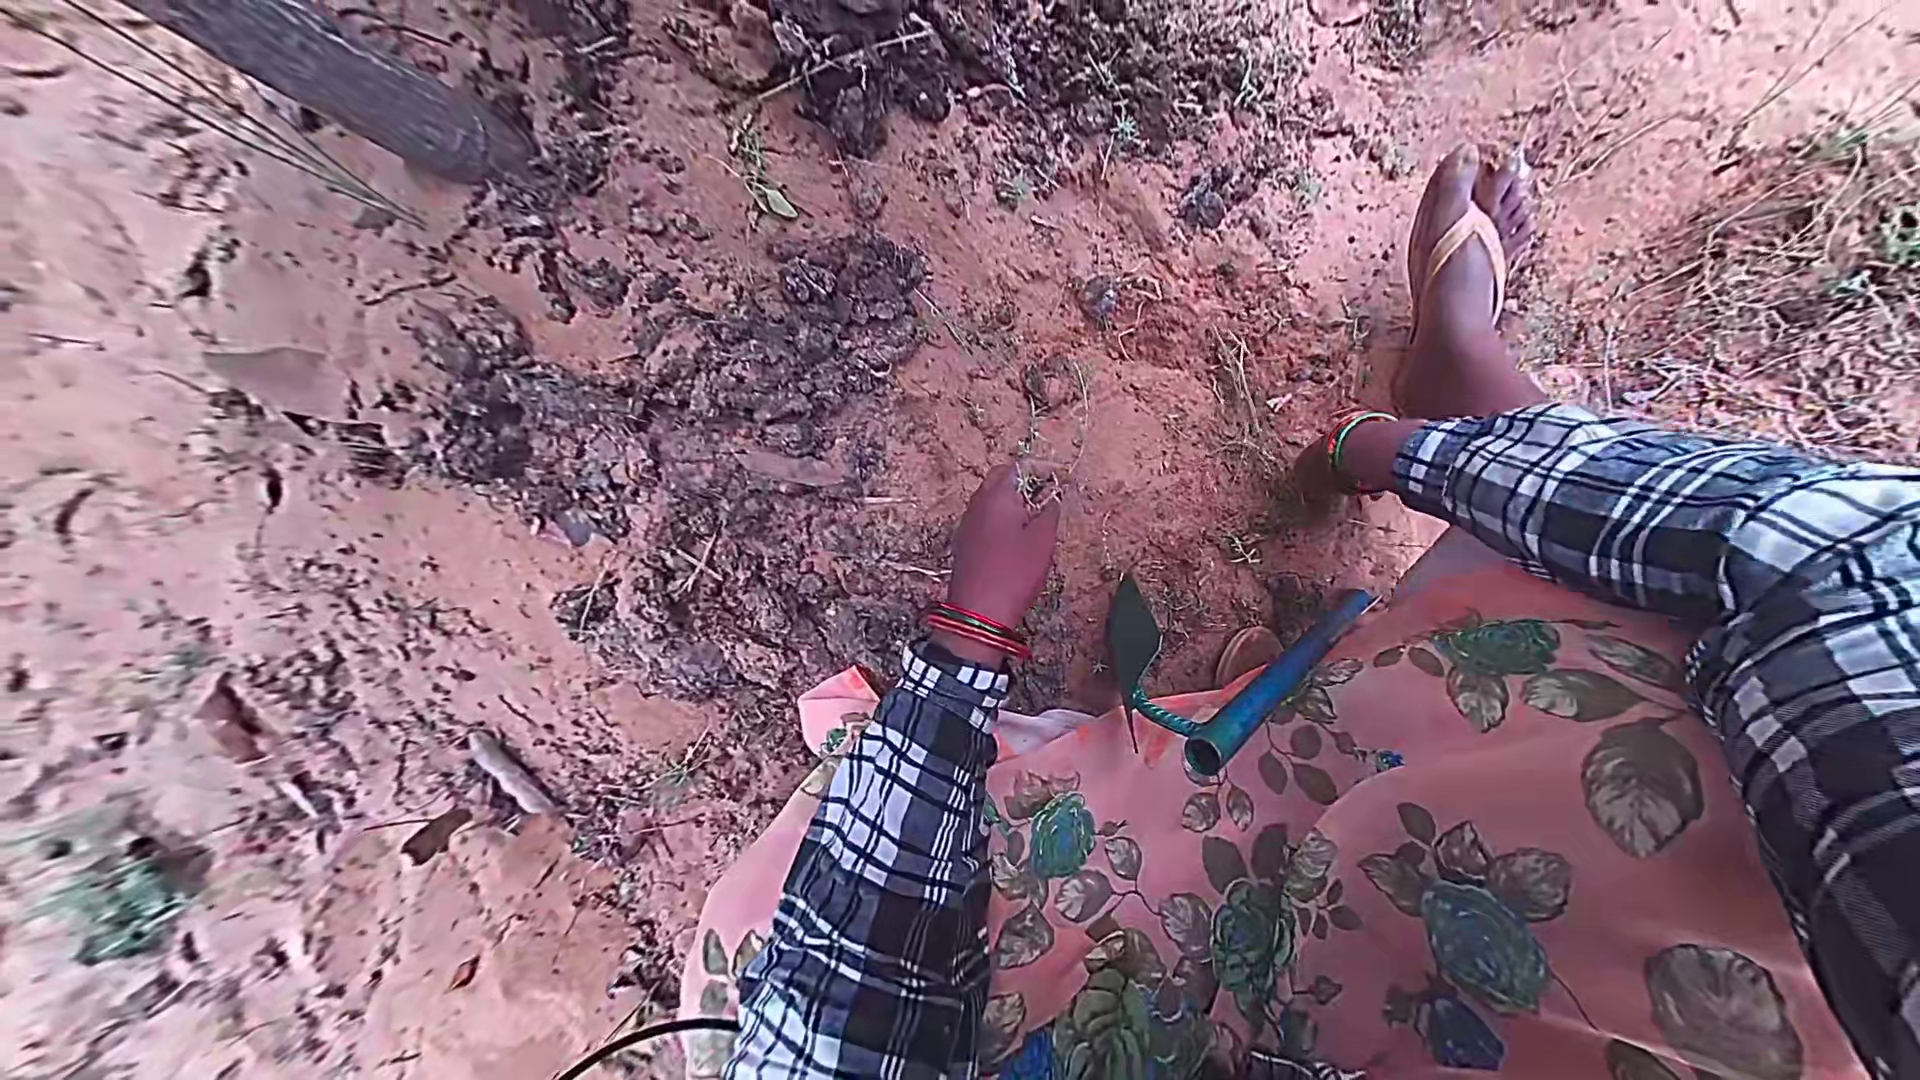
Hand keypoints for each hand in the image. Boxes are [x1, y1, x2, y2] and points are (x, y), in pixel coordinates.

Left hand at [935, 464, 1061, 664]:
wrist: (979, 611)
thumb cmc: (1014, 572)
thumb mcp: (1042, 540)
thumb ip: (1049, 513)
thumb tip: (1051, 499)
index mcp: (996, 496)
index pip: (1016, 468)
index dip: (1039, 470)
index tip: (1057, 478)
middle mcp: (977, 504)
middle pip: (999, 481)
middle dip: (1022, 483)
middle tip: (1046, 495)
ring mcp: (967, 524)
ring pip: (989, 501)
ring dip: (1010, 502)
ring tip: (1033, 516)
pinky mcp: (964, 543)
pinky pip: (984, 520)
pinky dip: (999, 520)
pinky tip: (1013, 537)